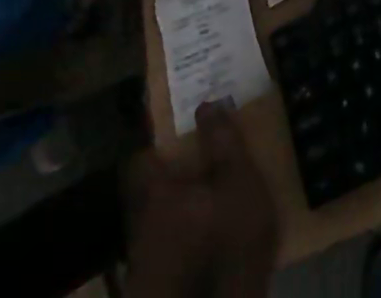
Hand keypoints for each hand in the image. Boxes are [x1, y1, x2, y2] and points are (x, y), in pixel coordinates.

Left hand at [125, 102, 278, 297]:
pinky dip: (184, 239)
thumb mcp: (238, 181)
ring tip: (211, 201)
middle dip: (172, 177)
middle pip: (149, 191)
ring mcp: (145, 261)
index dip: (157, 144)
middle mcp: (142, 223)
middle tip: (200, 164)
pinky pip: (168, 249)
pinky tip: (209, 240)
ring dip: (179, 210)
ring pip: (158, 221)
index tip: (178, 132)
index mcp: (155, 192)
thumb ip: (223, 141)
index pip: (141, 159)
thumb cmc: (227, 240)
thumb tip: (206, 102)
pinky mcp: (156, 288)